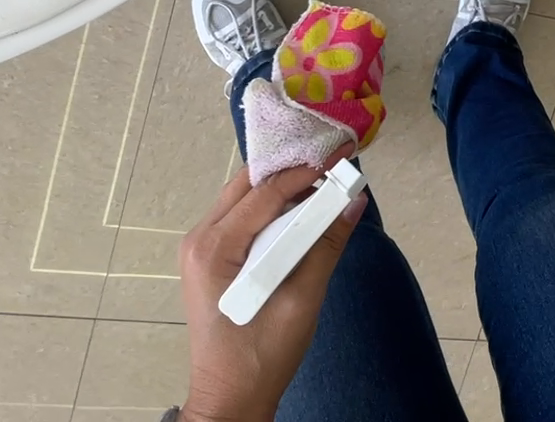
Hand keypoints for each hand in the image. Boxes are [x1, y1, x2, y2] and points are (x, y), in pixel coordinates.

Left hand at [179, 148, 367, 421]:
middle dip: (293, 169)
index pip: (267, 192)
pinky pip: (243, 211)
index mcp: (215, 249)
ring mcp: (200, 245)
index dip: (307, 171)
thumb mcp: (302, 300)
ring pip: (245, 193)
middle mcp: (200, 238)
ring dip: (284, 184)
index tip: (342, 157)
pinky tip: (300, 207)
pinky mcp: (210, 254)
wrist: (229, 399)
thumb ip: (327, 244)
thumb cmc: (262, 355)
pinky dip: (273, 202)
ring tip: (323, 181)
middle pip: (250, 183)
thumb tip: (355, 200)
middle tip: (334, 164)